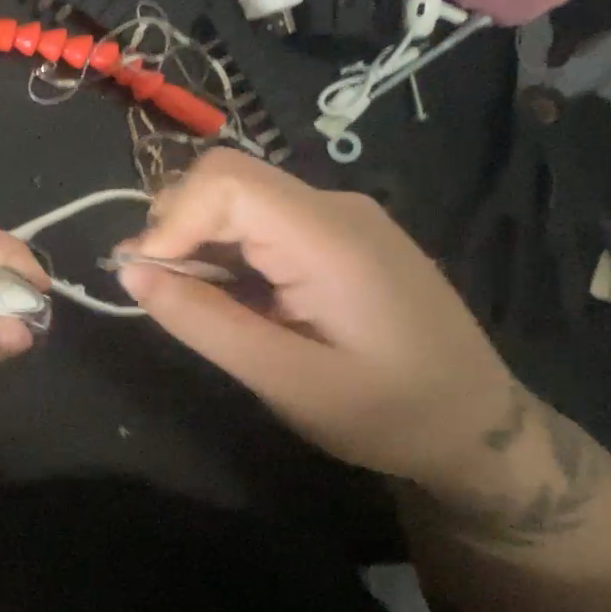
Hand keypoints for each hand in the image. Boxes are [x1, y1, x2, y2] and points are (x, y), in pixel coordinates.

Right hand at [116, 150, 514, 486]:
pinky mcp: (335, 236)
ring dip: (196, 245)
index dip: (171, 218)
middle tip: (167, 295)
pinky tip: (235, 300)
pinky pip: (256, 221)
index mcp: (331, 238)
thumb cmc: (390, 413)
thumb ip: (204, 322)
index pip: (225, 181)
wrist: (481, 430)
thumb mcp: (287, 381)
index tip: (148, 276)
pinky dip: (222, 252)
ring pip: (233, 199)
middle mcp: (335, 209)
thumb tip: (128, 271)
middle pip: (224, 181)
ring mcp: (339, 219)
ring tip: (202, 306)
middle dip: (175, 230)